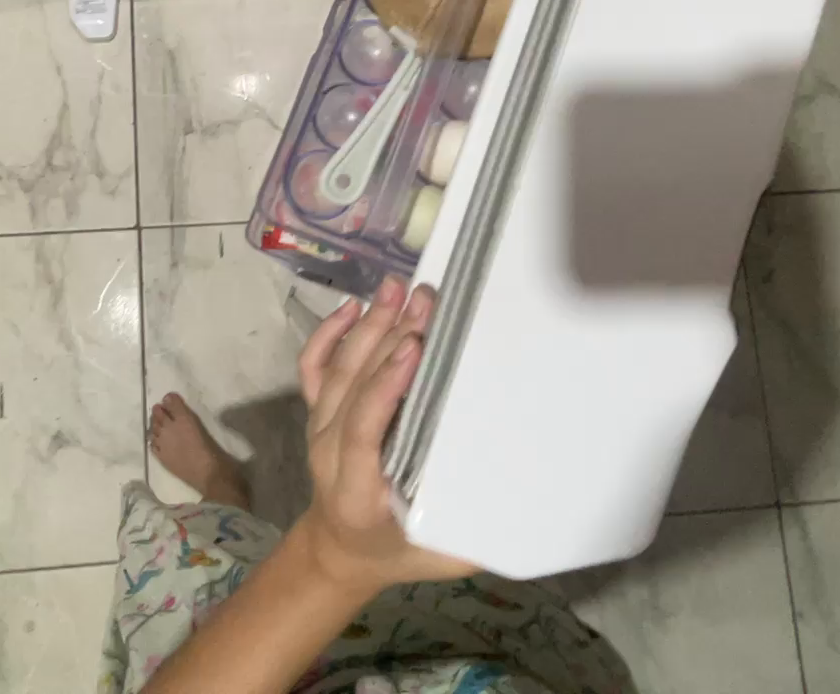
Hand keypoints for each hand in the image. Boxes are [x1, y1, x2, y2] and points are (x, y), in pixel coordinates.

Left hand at [292, 277, 477, 590]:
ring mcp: (318, 428)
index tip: (413, 346)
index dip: (385, 385)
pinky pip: (314, 367)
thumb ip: (473, 527)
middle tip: (423, 300)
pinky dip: (328, 333)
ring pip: (337, 369)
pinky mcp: (317, 412)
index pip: (364, 427)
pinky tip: (354, 306)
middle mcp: (329, 452)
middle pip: (351, 385)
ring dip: (367, 325)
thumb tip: (524, 490)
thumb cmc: (398, 549)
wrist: (339, 549)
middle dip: (387, 337)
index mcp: (357, 489)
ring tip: (396, 288)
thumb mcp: (439, 550)